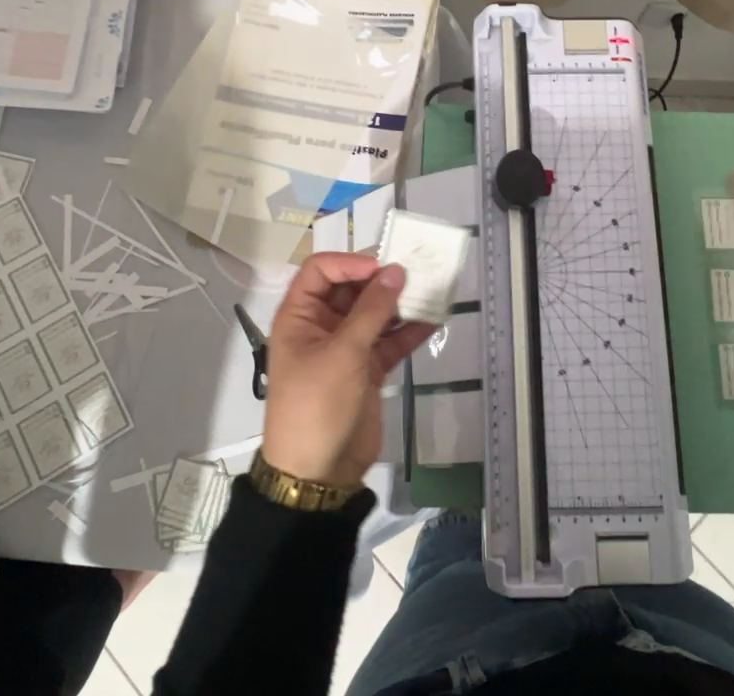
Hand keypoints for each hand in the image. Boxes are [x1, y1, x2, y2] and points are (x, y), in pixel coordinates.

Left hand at [260, 254, 435, 488]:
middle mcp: (321, 326)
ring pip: (374, 314)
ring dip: (399, 304)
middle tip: (416, 274)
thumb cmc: (317, 404)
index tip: (384, 267)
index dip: (350, 263)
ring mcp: (345, 348)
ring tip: (430, 293)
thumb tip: (396, 271)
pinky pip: (389, 341)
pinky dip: (408, 332)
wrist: (318, 471)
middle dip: (381, 281)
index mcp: (300, 316)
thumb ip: (371, 310)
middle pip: (351, 290)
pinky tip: (433, 321)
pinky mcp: (367, 369)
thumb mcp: (342, 353)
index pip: (321, 271)